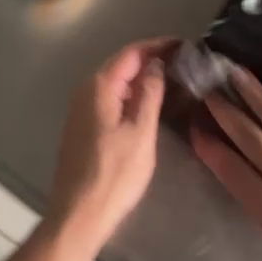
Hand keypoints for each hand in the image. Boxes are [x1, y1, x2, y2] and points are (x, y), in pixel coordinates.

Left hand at [47, 39, 172, 249]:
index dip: (157, 45)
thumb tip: (155, 64)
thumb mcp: (141, 133)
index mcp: (99, 86)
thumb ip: (149, 94)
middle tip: (180, 61)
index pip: (131, 53)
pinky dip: (129, 94)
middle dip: (150, 58)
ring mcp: (81, 109)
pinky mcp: (82, 126)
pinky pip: (109, 98)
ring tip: (170, 78)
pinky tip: (146, 103)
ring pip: (115, 82)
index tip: (183, 45)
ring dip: (140, 77)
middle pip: (121, 64)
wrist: (78, 215)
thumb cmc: (114, 174)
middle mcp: (86, 90)